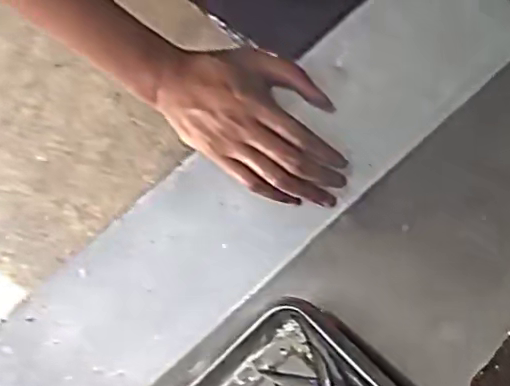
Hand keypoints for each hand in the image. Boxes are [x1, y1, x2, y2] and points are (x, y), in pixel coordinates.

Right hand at [149, 47, 347, 205]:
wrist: (168, 79)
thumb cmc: (217, 71)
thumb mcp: (257, 61)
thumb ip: (295, 77)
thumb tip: (327, 104)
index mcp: (257, 105)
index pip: (301, 138)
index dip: (325, 155)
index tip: (341, 164)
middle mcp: (247, 129)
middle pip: (293, 162)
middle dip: (322, 177)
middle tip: (339, 185)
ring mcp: (232, 146)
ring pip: (277, 177)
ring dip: (306, 192)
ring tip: (325, 200)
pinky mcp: (220, 158)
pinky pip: (253, 183)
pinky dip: (277, 195)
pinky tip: (294, 200)